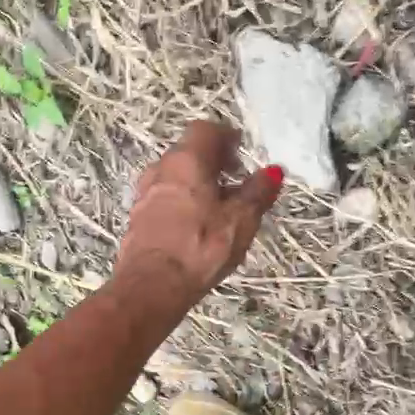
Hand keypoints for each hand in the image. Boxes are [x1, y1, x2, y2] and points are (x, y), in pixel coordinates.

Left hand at [115, 120, 282, 300]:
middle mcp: (162, 168)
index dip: (227, 136)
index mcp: (187, 161)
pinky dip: (186, 199)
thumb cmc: (202, 246)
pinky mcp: (141, 214)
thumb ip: (257, 193)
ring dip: (200, 181)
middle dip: (215, 160)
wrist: (154, 283)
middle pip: (189, 151)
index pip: (206, 131)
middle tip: (237, 178)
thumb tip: (273, 171)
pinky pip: (167, 195)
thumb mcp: (241, 220)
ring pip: (177, 175)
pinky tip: (199, 223)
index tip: (243, 150)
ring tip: (221, 205)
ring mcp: (147, 191)